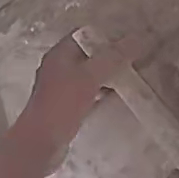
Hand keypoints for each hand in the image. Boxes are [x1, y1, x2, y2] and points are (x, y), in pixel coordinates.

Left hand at [8, 34, 142, 153]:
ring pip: (89, 74)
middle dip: (111, 55)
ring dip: (108, 73)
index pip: (85, 34)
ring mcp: (61, 88)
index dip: (107, 34)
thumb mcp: (89, 77)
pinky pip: (88, 92)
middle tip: (137, 56)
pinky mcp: (66, 106)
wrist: (40, 143)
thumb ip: (113, 57)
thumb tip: (138, 38)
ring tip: (133, 74)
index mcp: (60, 54)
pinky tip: (119, 95)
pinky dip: (103, 91)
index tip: (131, 37)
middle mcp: (59, 67)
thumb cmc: (62, 105)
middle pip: (88, 54)